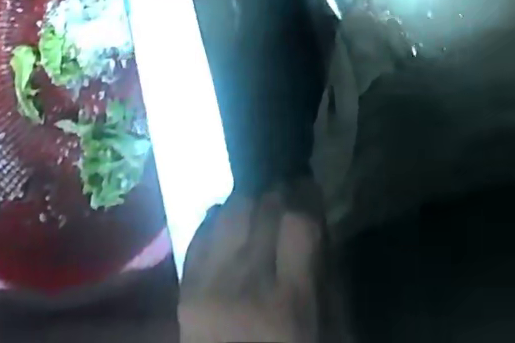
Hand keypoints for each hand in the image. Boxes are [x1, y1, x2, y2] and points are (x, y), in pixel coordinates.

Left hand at [178, 189, 322, 342]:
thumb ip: (325, 275)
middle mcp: (247, 286)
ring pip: (230, 210)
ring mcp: (209, 287)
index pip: (297, 220)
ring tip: (258, 211)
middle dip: (277, 193)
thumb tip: (316, 216)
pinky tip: (231, 228)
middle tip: (285, 194)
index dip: (305, 194)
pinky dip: (219, 222)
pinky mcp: (185, 293)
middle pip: (262, 207)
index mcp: (291, 303)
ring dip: (248, 203)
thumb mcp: (329, 332)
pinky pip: (202, 233)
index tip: (309, 187)